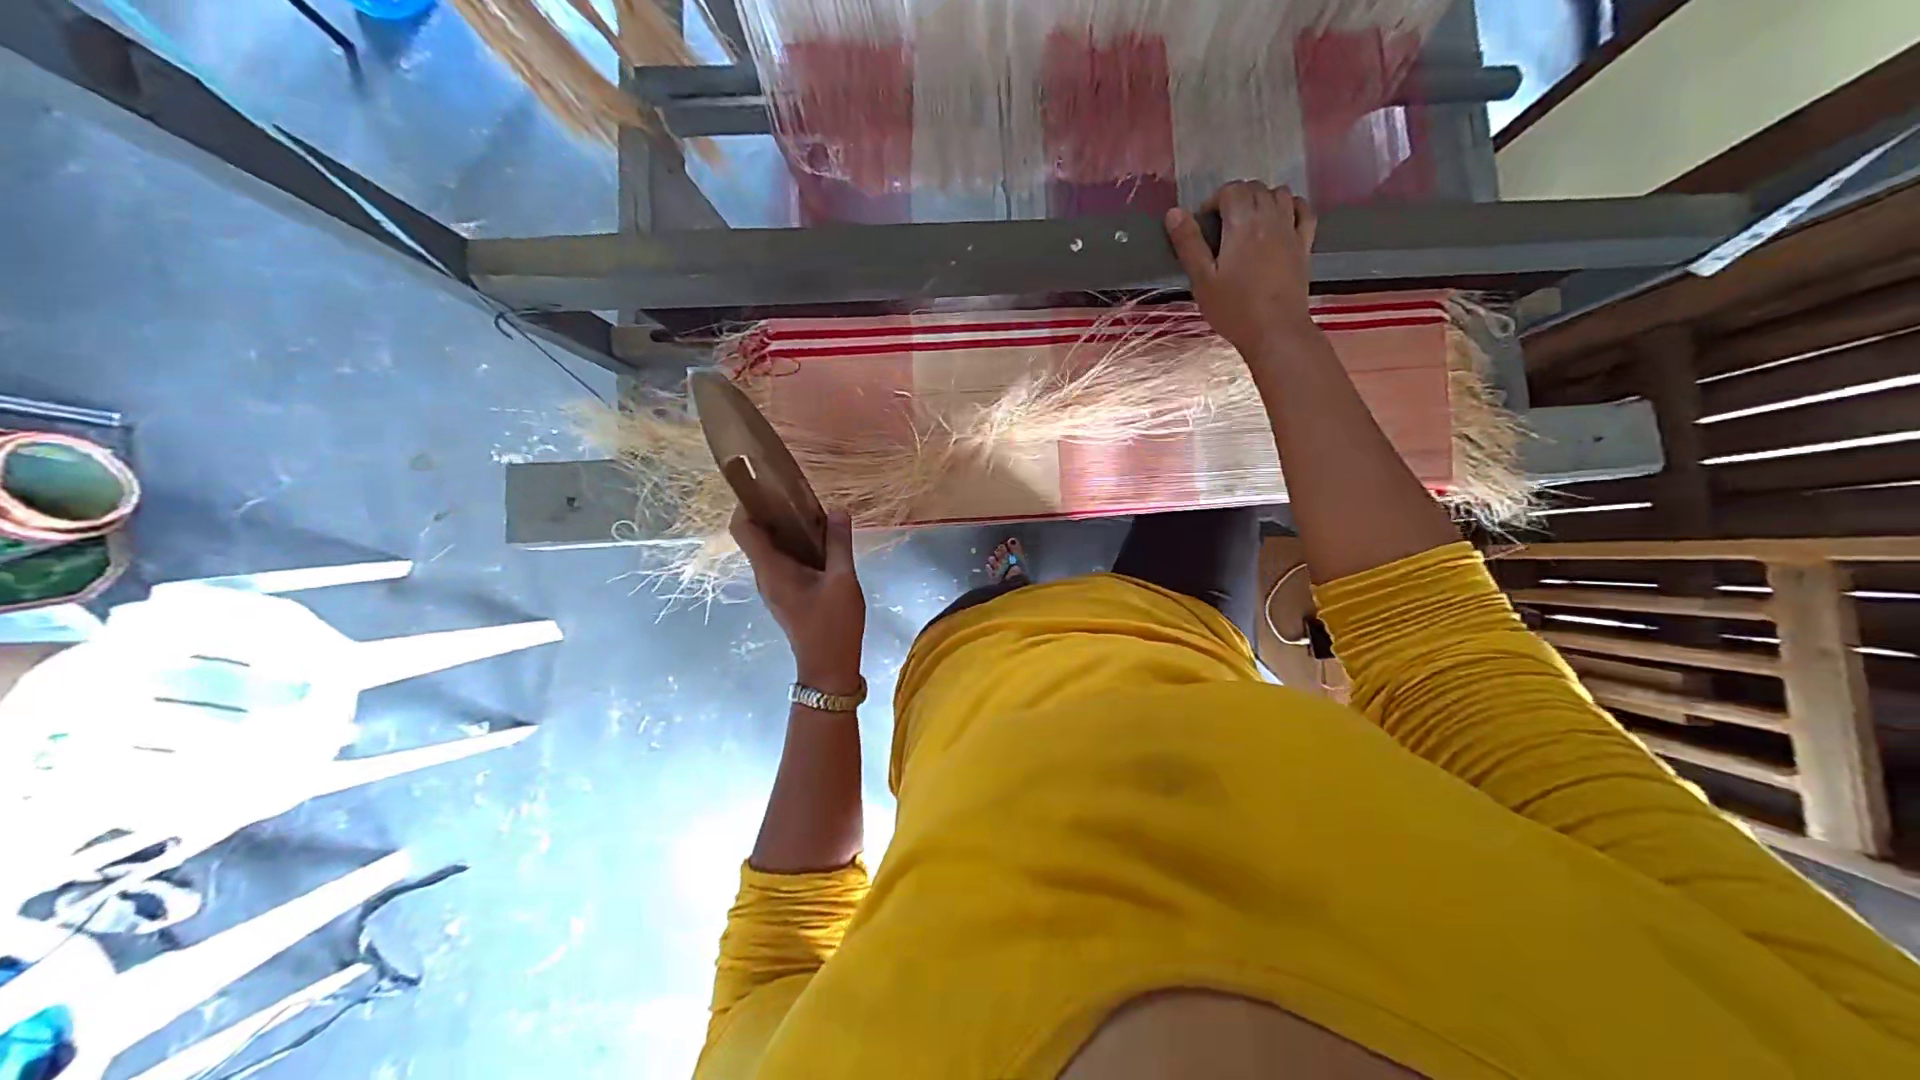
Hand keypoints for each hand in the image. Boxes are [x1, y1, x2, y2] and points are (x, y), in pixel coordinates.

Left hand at [731, 507, 865, 694]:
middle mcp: (765, 575)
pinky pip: (783, 561)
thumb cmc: (833, 624)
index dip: (747, 502)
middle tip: (801, 496)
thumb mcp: (843, 580)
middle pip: (756, 534)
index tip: (770, 486)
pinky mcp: (785, 594)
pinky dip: (796, 547)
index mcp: (771, 569)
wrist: (829, 668)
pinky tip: (821, 544)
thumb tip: (837, 510)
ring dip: (787, 530)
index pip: (741, 527)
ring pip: (771, 548)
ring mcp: (774, 587)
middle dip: (773, 511)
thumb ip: (839, 544)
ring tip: (815, 516)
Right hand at [1164, 181, 1318, 357]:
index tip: (1204, 223)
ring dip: (1262, 199)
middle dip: (1236, 197)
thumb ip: (1188, 243)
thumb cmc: (1234, 308)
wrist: (1275, 330)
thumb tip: (1175, 212)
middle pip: (1256, 189)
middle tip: (1221, 224)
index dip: (1214, 201)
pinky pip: (1304, 212)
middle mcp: (1270, 218)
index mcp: (1243, 224)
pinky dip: (1292, 206)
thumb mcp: (1202, 279)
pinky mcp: (1304, 245)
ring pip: (1280, 194)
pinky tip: (1282, 218)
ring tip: (1247, 221)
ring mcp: (1291, 230)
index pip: (1231, 191)